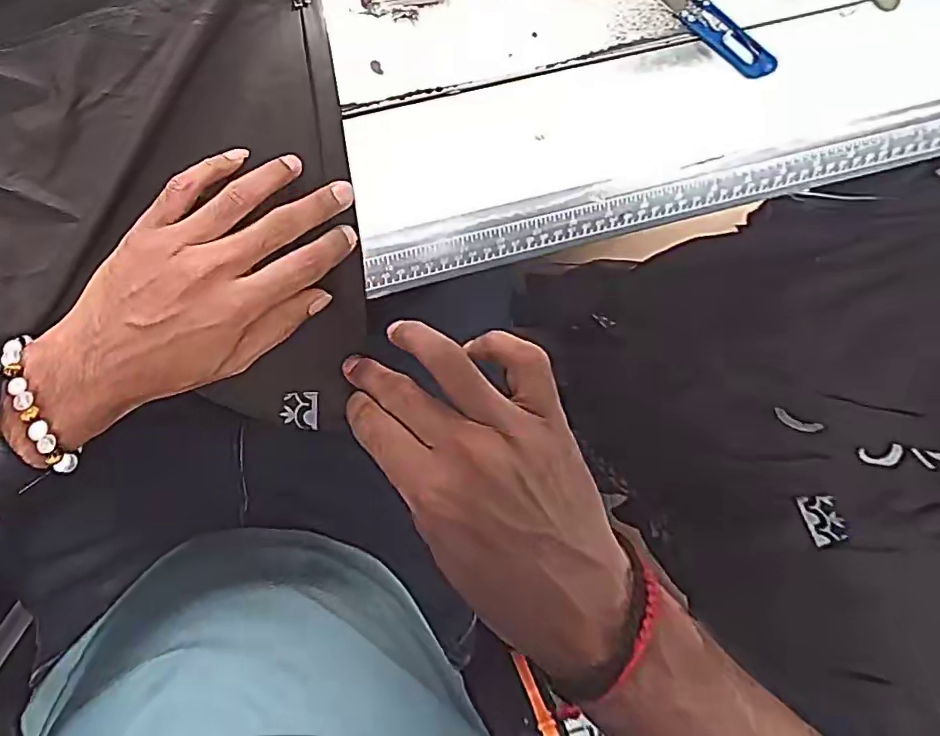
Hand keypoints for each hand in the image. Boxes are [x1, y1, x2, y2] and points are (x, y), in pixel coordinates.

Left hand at [15, 149, 356, 455]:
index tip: (343, 235)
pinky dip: (211, 168)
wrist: (98, 360)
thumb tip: (313, 299)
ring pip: (236, 198)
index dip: (330, 247)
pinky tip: (233, 159)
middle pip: (278, 225)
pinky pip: (184, 188)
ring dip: (271, 178)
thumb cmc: (158, 365)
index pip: (300, 266)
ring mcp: (179, 244)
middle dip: (316, 205)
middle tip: (336, 192)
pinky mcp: (150, 230)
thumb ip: (277, 326)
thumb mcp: (230, 361)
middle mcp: (212, 269)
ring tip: (293, 166)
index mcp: (236, 304)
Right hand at [345, 323, 631, 682]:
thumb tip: (388, 440)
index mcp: (431, 489)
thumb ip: (409, 484)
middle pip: (400, 390)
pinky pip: (524, 362)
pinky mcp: (548, 422)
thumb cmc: (511, 587)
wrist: (584, 608)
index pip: (374, 424)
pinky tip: (477, 348)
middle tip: (359, 365)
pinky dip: (498, 345)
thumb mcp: (436, 542)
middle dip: (369, 373)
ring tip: (400, 332)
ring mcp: (510, 430)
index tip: (355, 400)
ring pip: (450, 362)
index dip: (356, 406)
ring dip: (415, 338)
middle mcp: (466, 452)